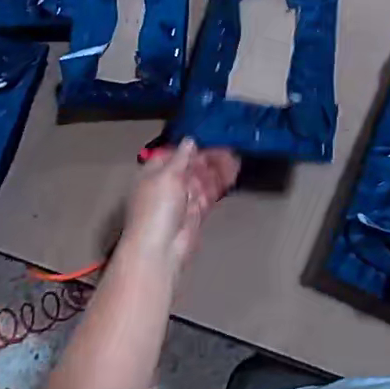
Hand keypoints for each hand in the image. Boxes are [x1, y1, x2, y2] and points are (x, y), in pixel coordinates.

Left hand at [118, 139, 239, 272]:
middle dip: (208, 159)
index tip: (208, 139)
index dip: (189, 148)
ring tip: (235, 158)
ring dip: (217, 170)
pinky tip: (232, 175)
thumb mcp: (167, 175)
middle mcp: (167, 185)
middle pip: (189, 168)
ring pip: (201, 180)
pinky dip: (219, 185)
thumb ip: (181, 157)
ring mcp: (182, 200)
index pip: (172, 154)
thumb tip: (189, 141)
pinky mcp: (195, 214)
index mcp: (153, 173)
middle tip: (229, 149)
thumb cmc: (157, 207)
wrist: (161, 249)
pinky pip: (208, 195)